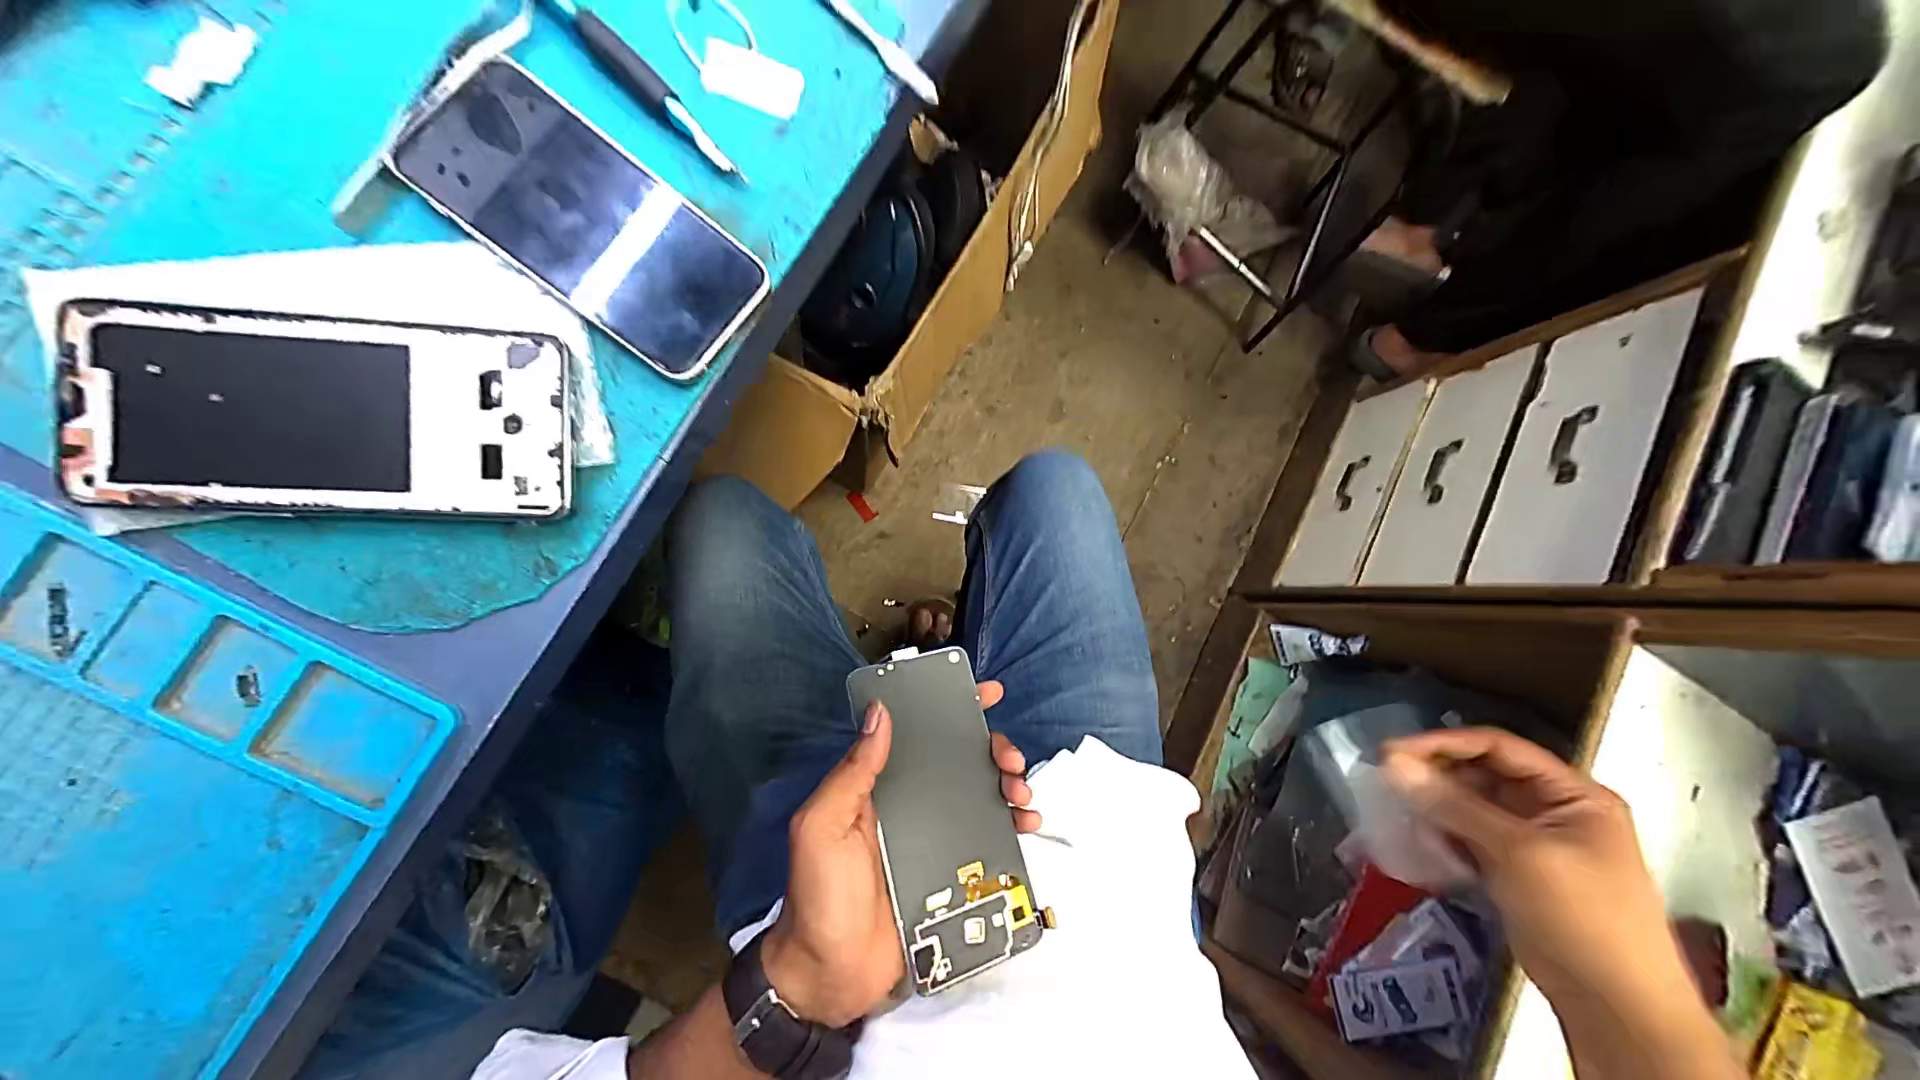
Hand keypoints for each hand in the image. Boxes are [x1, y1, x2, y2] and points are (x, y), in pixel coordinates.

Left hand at [762, 681, 1037, 1026]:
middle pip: (961, 759)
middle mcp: (911, 801)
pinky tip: (1024, 823)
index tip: (985, 693)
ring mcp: (935, 835)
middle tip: (1007, 758)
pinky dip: (1011, 824)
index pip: (918, 733)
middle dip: (992, 747)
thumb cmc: (820, 895)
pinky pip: (989, 837)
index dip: (950, 708)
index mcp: (879, 785)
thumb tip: (878, 712)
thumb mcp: (822, 826)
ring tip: (1019, 791)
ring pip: (981, 793)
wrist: (832, 975)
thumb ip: (852, 772)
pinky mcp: (954, 868)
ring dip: (1008, 782)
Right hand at [1380, 728, 1681, 1004]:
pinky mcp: (1513, 867)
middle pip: (1481, 773)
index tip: (1393, 751)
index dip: (1444, 743)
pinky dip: (1443, 832)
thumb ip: (1453, 805)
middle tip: (1387, 778)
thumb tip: (1392, 763)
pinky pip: (1468, 834)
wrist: (1617, 1007)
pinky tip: (1419, 838)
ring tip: (1398, 808)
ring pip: (1470, 804)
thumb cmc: (1582, 918)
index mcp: (1572, 795)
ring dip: (1435, 804)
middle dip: (1436, 774)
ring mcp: (1533, 840)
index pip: (1498, 747)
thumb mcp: (1518, 853)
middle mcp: (1553, 809)